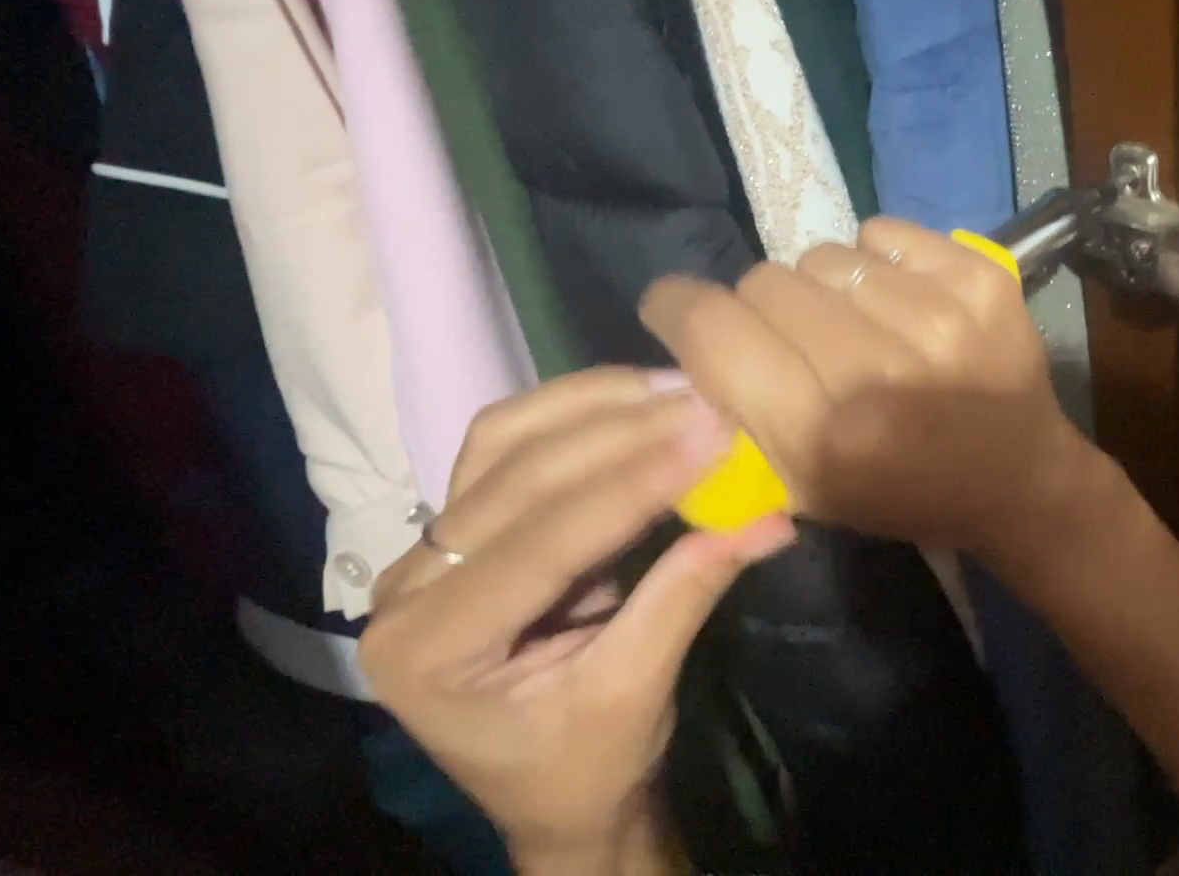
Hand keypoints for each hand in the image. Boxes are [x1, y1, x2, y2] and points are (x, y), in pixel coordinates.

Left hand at [359, 368, 796, 870]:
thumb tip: (768, 519)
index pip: (542, 542)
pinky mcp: (465, 525)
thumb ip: (687, 594)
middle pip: (516, 476)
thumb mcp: (636, 692)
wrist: (554, 791)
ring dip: (593, 404)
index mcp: (428, 649)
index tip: (713, 437)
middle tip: (707, 405)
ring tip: (675, 387)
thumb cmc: (586, 764)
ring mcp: (430, 547)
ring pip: (503, 440)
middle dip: (623, 434)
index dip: (634, 484)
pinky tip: (635, 396)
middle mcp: (410, 583)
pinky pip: (510, 443)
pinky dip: (576, 411)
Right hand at [638, 217, 1114, 573]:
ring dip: (827, 288)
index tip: (682, 310)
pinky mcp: (980, 278)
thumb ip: (735, 415)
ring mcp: (936, 315)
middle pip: (765, 281)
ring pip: (825, 254)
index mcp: (821, 433)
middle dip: (765, 310)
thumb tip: (690, 336)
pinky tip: (904, 305)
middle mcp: (874, 369)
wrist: (1014, 478)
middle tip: (801, 343)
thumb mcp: (802, 489)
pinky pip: (883, 233)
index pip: (712, 326)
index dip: (679, 308)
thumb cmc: (900, 493)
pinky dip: (881, 262)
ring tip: (862, 328)